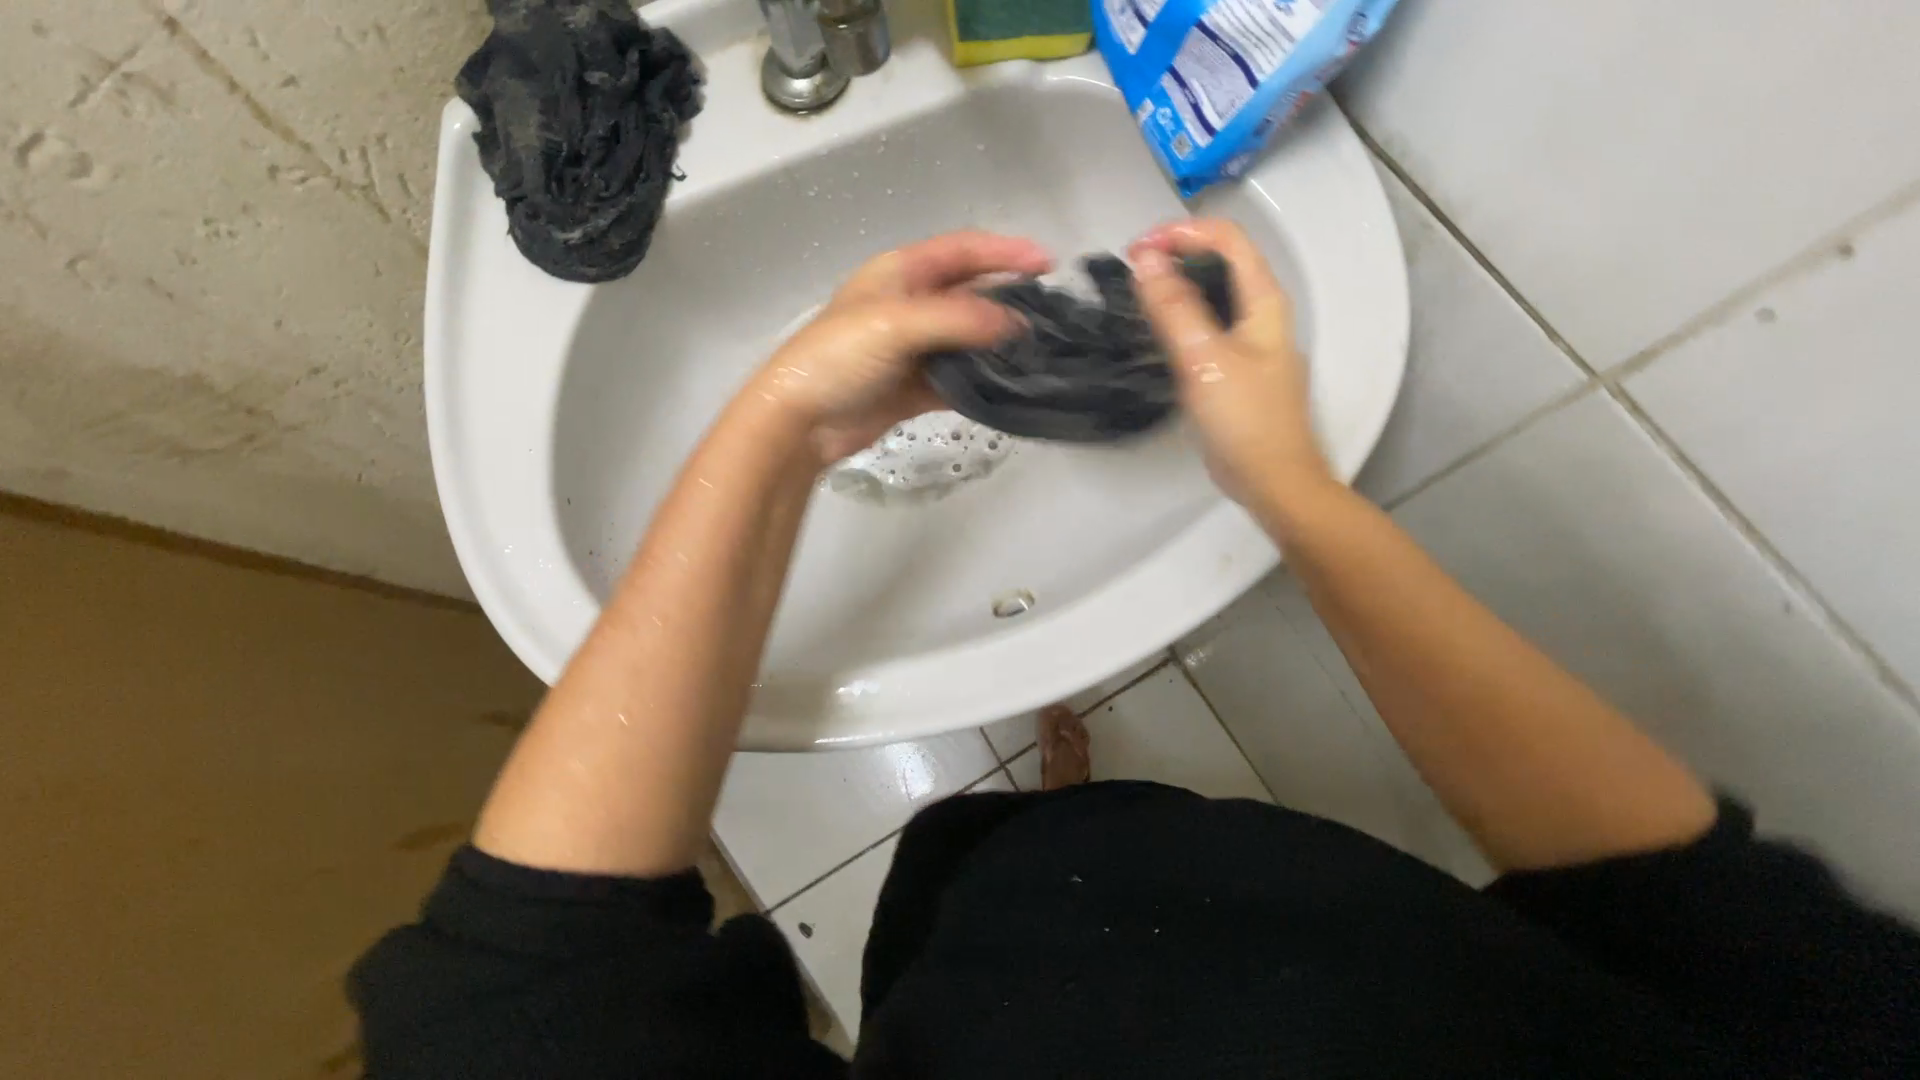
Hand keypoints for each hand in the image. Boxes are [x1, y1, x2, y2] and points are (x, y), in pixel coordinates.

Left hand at [749, 230, 1052, 463]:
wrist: (800, 420)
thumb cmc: (838, 357)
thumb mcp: (897, 324)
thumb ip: (958, 319)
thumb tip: (1015, 324)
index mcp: (901, 273)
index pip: (963, 251)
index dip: (1005, 252)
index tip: (1047, 264)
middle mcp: (911, 305)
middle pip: (971, 294)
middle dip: (1009, 300)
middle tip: (1051, 315)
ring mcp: (914, 348)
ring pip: (969, 339)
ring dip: (999, 344)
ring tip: (1039, 352)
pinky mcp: (916, 387)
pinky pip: (958, 378)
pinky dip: (982, 381)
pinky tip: (1008, 386)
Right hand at [1129, 219, 1332, 510]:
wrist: (1272, 480)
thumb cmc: (1244, 419)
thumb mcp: (1204, 359)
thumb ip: (1174, 308)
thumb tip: (1144, 259)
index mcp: (1264, 301)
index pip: (1227, 239)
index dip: (1182, 233)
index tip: (1137, 250)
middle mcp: (1262, 314)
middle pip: (1220, 262)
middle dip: (1175, 254)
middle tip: (1131, 270)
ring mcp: (1250, 342)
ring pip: (1212, 295)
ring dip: (1175, 286)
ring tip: (1135, 295)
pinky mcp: (1235, 369)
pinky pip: (1206, 327)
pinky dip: (1179, 318)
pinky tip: (1155, 334)